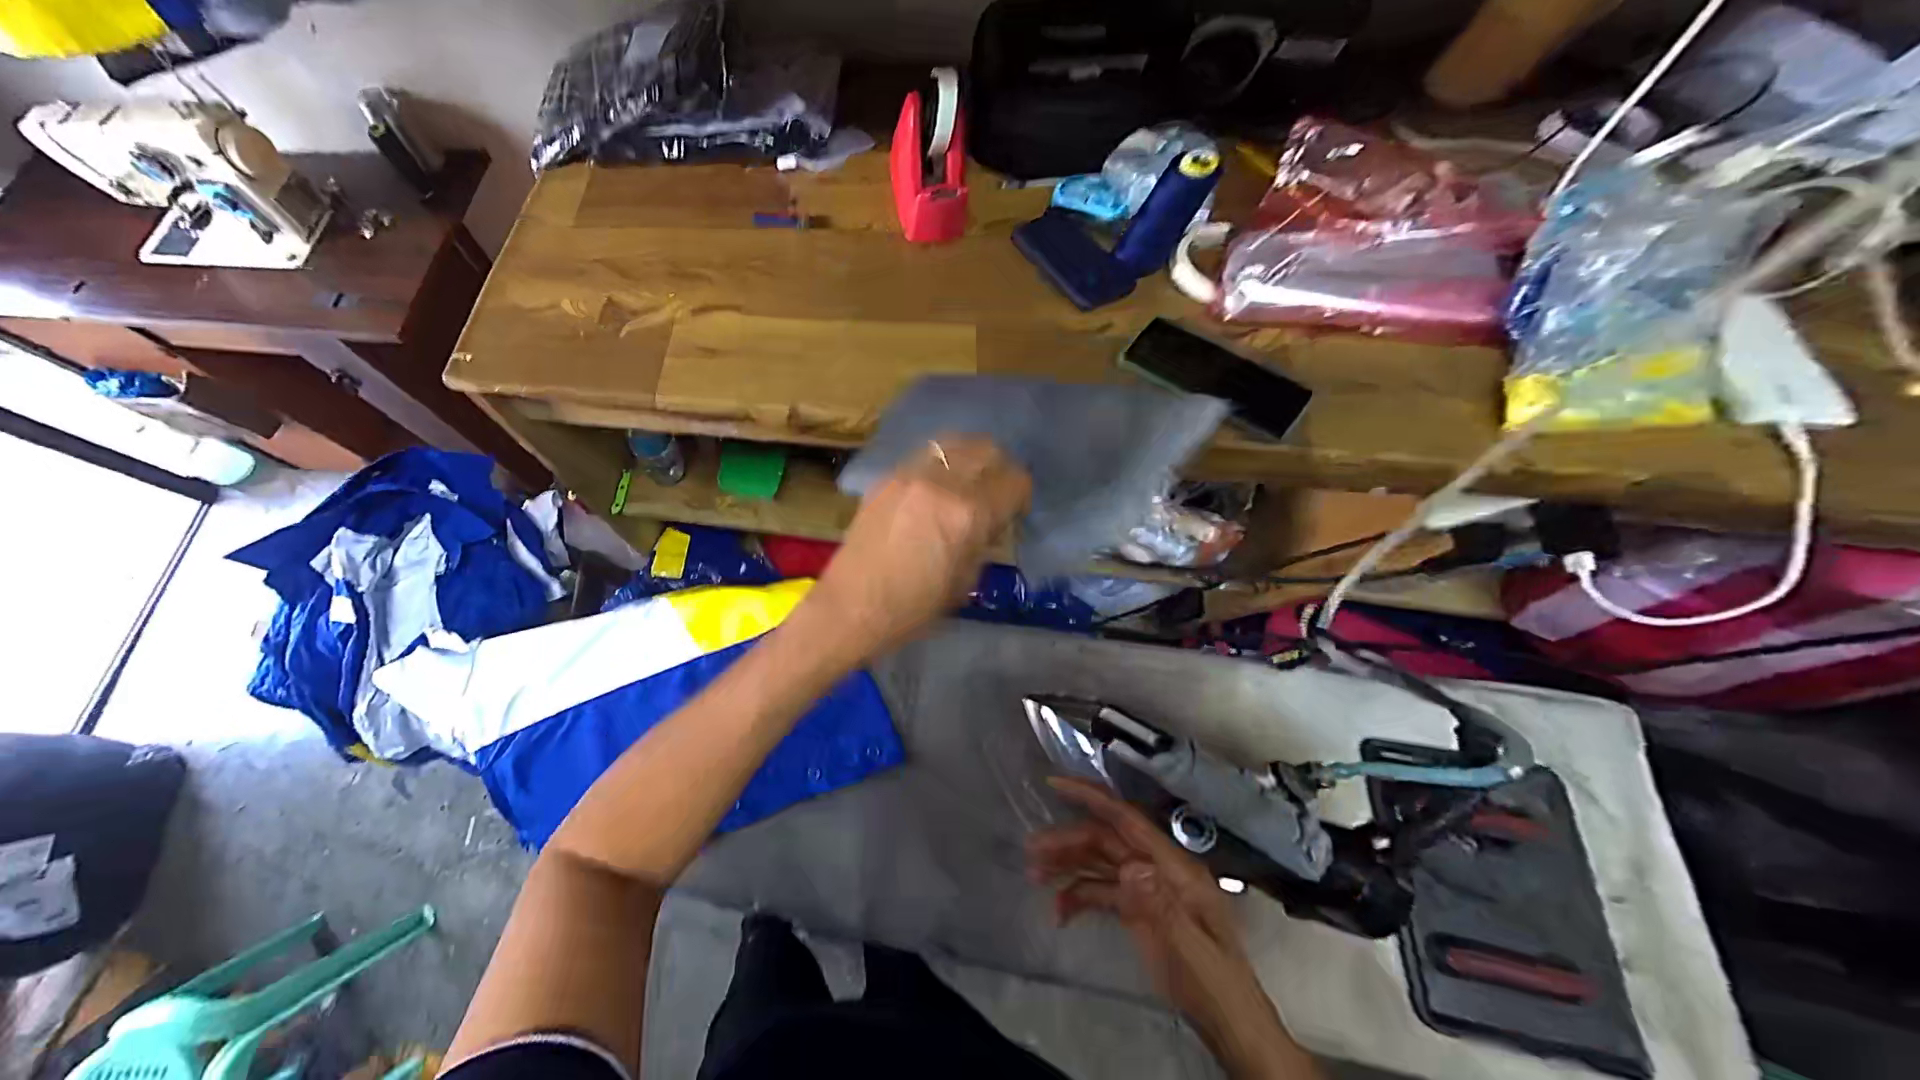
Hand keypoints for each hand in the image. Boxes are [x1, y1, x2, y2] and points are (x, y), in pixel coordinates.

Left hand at [804, 435, 1029, 657]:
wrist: (852, 607)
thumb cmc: (914, 607)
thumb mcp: (965, 580)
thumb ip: (983, 541)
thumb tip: (989, 523)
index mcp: (968, 513)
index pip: (1014, 480)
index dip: (1020, 497)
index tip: (1014, 513)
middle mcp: (942, 483)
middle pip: (987, 449)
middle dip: (998, 469)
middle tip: (994, 493)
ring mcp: (910, 475)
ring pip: (954, 443)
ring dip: (968, 458)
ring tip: (965, 483)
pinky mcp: (887, 477)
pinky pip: (924, 456)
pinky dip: (939, 465)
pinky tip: (934, 491)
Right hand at [1028, 778, 1319, 1079]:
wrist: (1230, 1024)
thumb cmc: (1213, 984)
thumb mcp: (1189, 949)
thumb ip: (1160, 906)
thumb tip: (1129, 865)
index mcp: (1174, 867)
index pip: (1128, 820)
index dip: (1092, 798)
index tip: (1057, 783)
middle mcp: (1158, 869)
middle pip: (1106, 842)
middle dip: (1068, 841)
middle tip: (1031, 852)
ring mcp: (1147, 889)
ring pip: (1099, 863)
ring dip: (1067, 866)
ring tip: (1033, 875)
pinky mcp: (1138, 910)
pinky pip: (1101, 892)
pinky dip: (1078, 897)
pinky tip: (1059, 914)